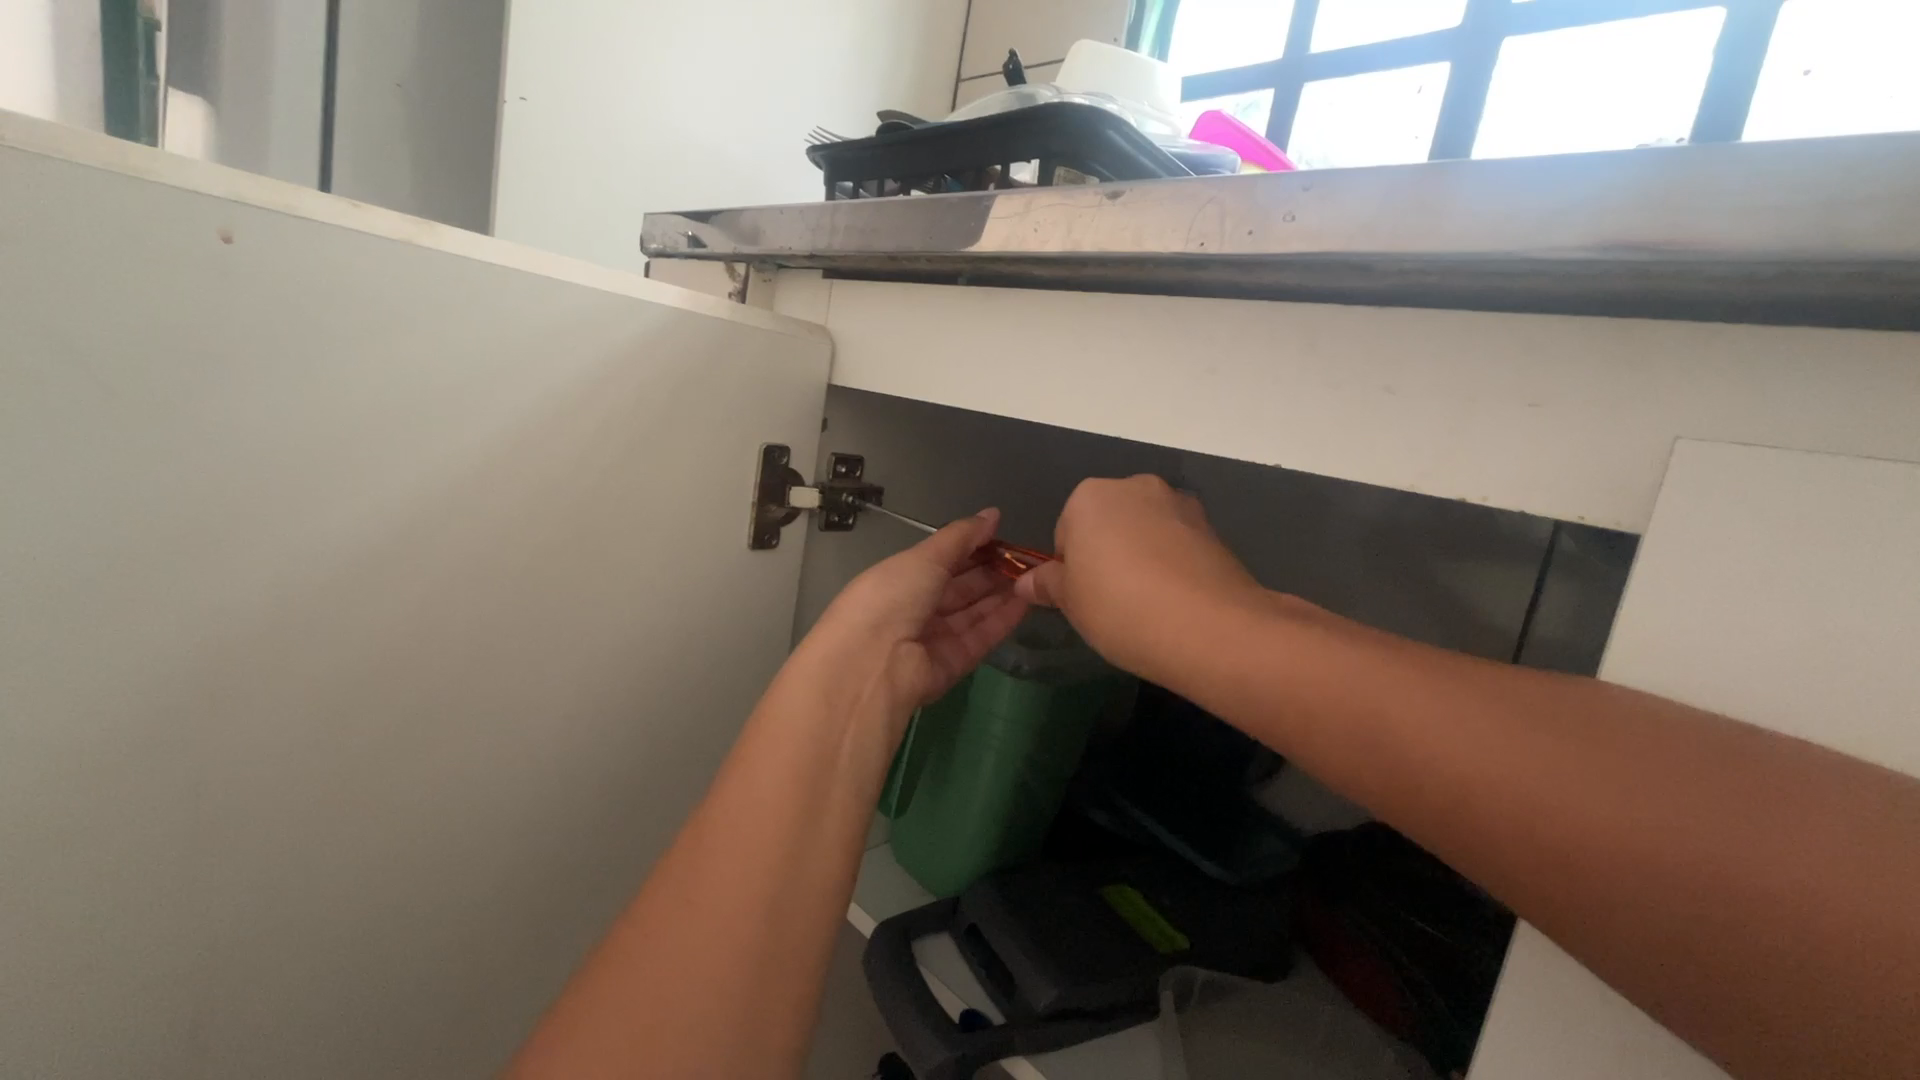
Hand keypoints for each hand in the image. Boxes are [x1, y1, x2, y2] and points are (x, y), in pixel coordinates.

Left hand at [808, 509, 1029, 715]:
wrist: (873, 663)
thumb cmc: (891, 597)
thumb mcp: (924, 557)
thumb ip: (961, 537)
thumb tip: (992, 514)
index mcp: (900, 579)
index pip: (942, 561)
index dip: (971, 548)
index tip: (1002, 535)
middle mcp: (915, 608)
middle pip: (959, 588)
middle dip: (990, 571)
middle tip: (1025, 557)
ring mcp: (933, 639)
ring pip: (973, 613)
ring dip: (1000, 594)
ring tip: (1033, 576)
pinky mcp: (952, 664)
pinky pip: (980, 637)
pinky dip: (1002, 620)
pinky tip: (1026, 601)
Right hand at [1014, 476, 1265, 682]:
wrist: (1209, 627)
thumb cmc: (1119, 608)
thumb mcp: (1070, 602)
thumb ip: (1048, 584)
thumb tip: (1026, 582)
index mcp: (1090, 496)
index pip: (1066, 530)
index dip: (1070, 567)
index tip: (1083, 597)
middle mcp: (1136, 487)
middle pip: (1109, 522)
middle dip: (1107, 553)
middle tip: (1113, 601)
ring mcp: (1179, 505)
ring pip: (1147, 531)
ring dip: (1143, 557)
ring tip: (1149, 604)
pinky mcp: (1214, 529)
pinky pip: (1179, 545)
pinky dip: (1174, 565)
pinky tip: (1177, 601)